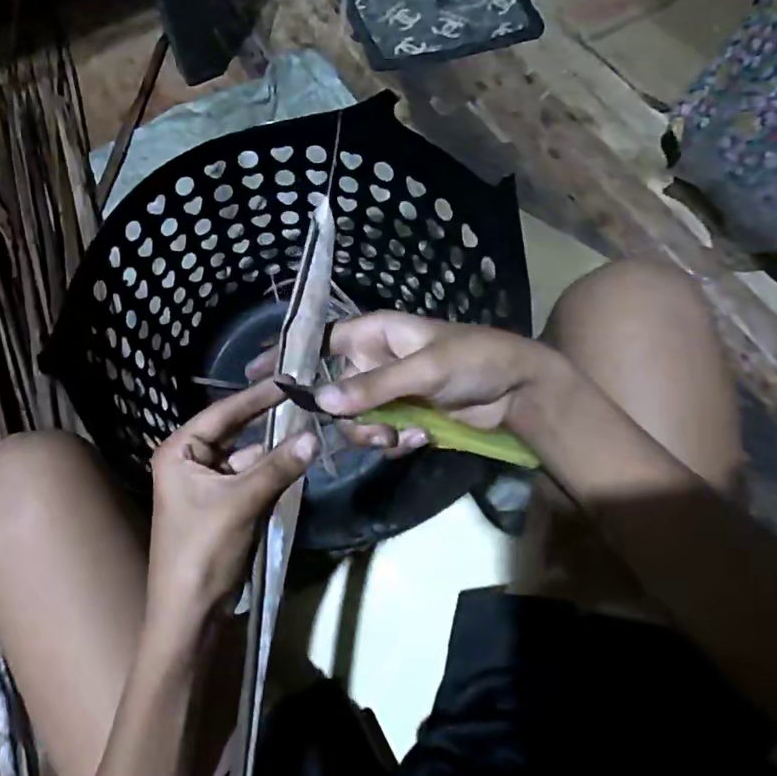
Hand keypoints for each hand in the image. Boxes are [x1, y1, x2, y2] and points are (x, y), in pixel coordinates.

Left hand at [148, 379, 317, 631]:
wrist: (190, 612)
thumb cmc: (203, 550)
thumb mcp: (241, 502)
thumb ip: (278, 467)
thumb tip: (315, 434)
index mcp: (179, 451)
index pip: (221, 413)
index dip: (255, 397)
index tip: (288, 379)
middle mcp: (189, 462)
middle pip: (235, 433)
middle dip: (269, 421)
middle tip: (306, 400)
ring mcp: (207, 485)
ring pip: (247, 458)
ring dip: (275, 450)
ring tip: (311, 428)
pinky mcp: (223, 506)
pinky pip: (251, 480)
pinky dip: (273, 473)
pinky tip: (298, 462)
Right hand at [252, 312, 561, 440]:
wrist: (520, 389)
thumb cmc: (473, 359)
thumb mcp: (423, 369)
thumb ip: (372, 387)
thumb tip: (320, 403)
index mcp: (373, 334)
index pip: (318, 340)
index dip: (288, 355)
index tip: (256, 375)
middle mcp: (372, 362)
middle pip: (333, 393)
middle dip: (347, 417)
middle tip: (371, 431)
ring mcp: (387, 392)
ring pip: (354, 421)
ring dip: (374, 435)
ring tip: (403, 435)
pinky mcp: (403, 417)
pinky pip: (380, 435)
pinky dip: (396, 442)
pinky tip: (422, 437)